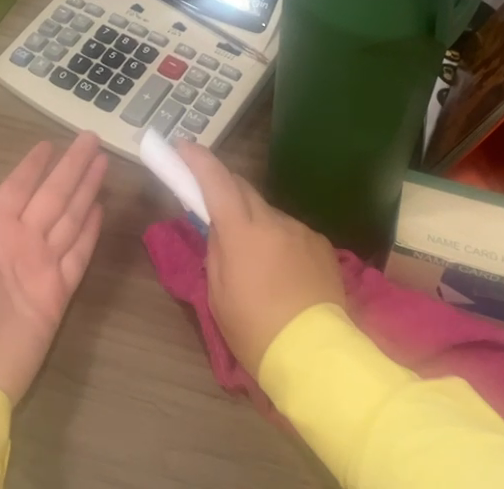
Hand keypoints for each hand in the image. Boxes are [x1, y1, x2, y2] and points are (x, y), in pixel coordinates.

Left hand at [0, 133, 108, 403]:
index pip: (15, 190)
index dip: (32, 167)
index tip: (47, 143)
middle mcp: (19, 244)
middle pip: (51, 196)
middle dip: (70, 168)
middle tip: (89, 138)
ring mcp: (41, 267)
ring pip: (69, 218)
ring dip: (85, 190)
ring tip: (101, 163)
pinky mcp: (58, 293)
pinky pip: (78, 254)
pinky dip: (89, 231)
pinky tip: (99, 208)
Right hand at [178, 143, 344, 375]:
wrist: (316, 356)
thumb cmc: (256, 332)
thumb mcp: (218, 295)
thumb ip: (217, 251)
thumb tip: (219, 228)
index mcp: (242, 232)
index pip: (216, 182)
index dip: (197, 160)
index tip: (182, 146)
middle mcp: (273, 221)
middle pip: (243, 189)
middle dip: (223, 188)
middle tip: (209, 201)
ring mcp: (301, 231)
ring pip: (268, 214)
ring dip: (254, 222)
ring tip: (252, 260)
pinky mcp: (321, 246)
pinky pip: (291, 234)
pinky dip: (279, 242)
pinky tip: (281, 273)